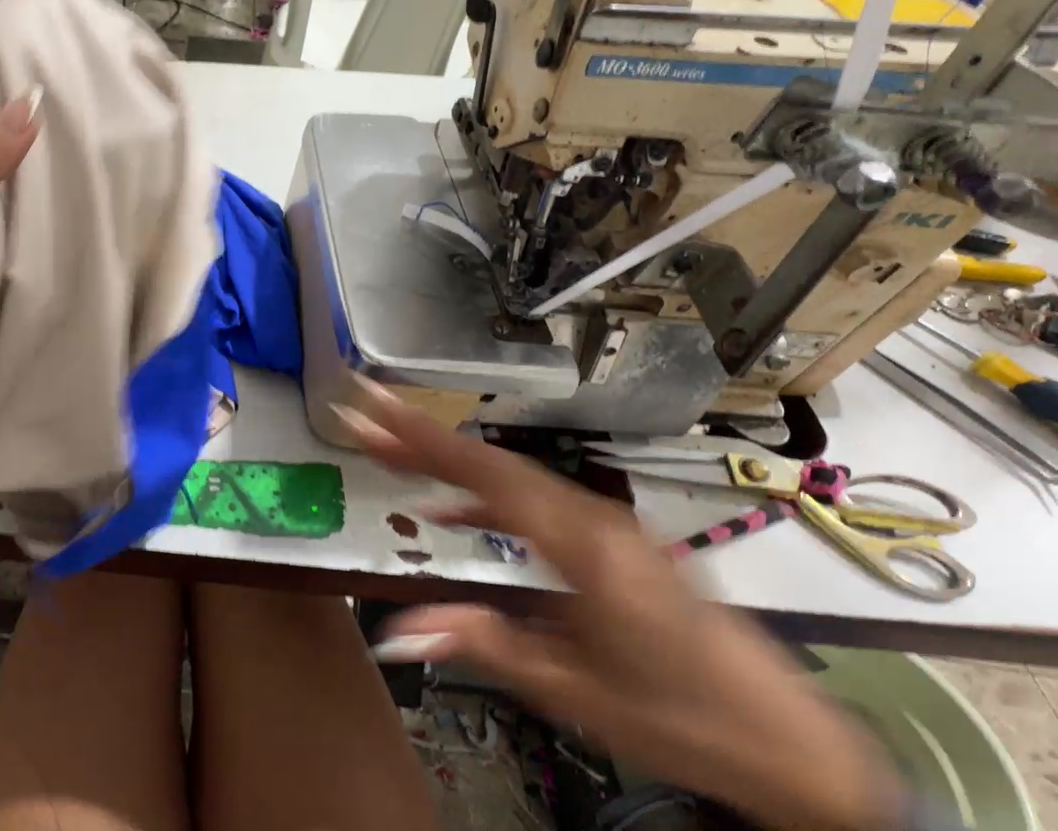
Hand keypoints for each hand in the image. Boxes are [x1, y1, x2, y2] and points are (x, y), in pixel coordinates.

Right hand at [335, 384, 904, 830]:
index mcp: (583, 547)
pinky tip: (454, 511)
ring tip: (390, 450)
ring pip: (514, 475)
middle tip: (363, 411)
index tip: (370, 407)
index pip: (485, 473)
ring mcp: (608, 528)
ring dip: (449, 459)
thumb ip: (482, 642)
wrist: (786, 742)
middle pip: (493, 461)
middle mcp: (596, 521)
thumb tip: (399, 631)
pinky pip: (537, 502)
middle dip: (421, 434)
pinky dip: (487, 496)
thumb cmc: (681, 717)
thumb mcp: (571, 690)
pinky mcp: (614, 543)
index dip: (418, 437)